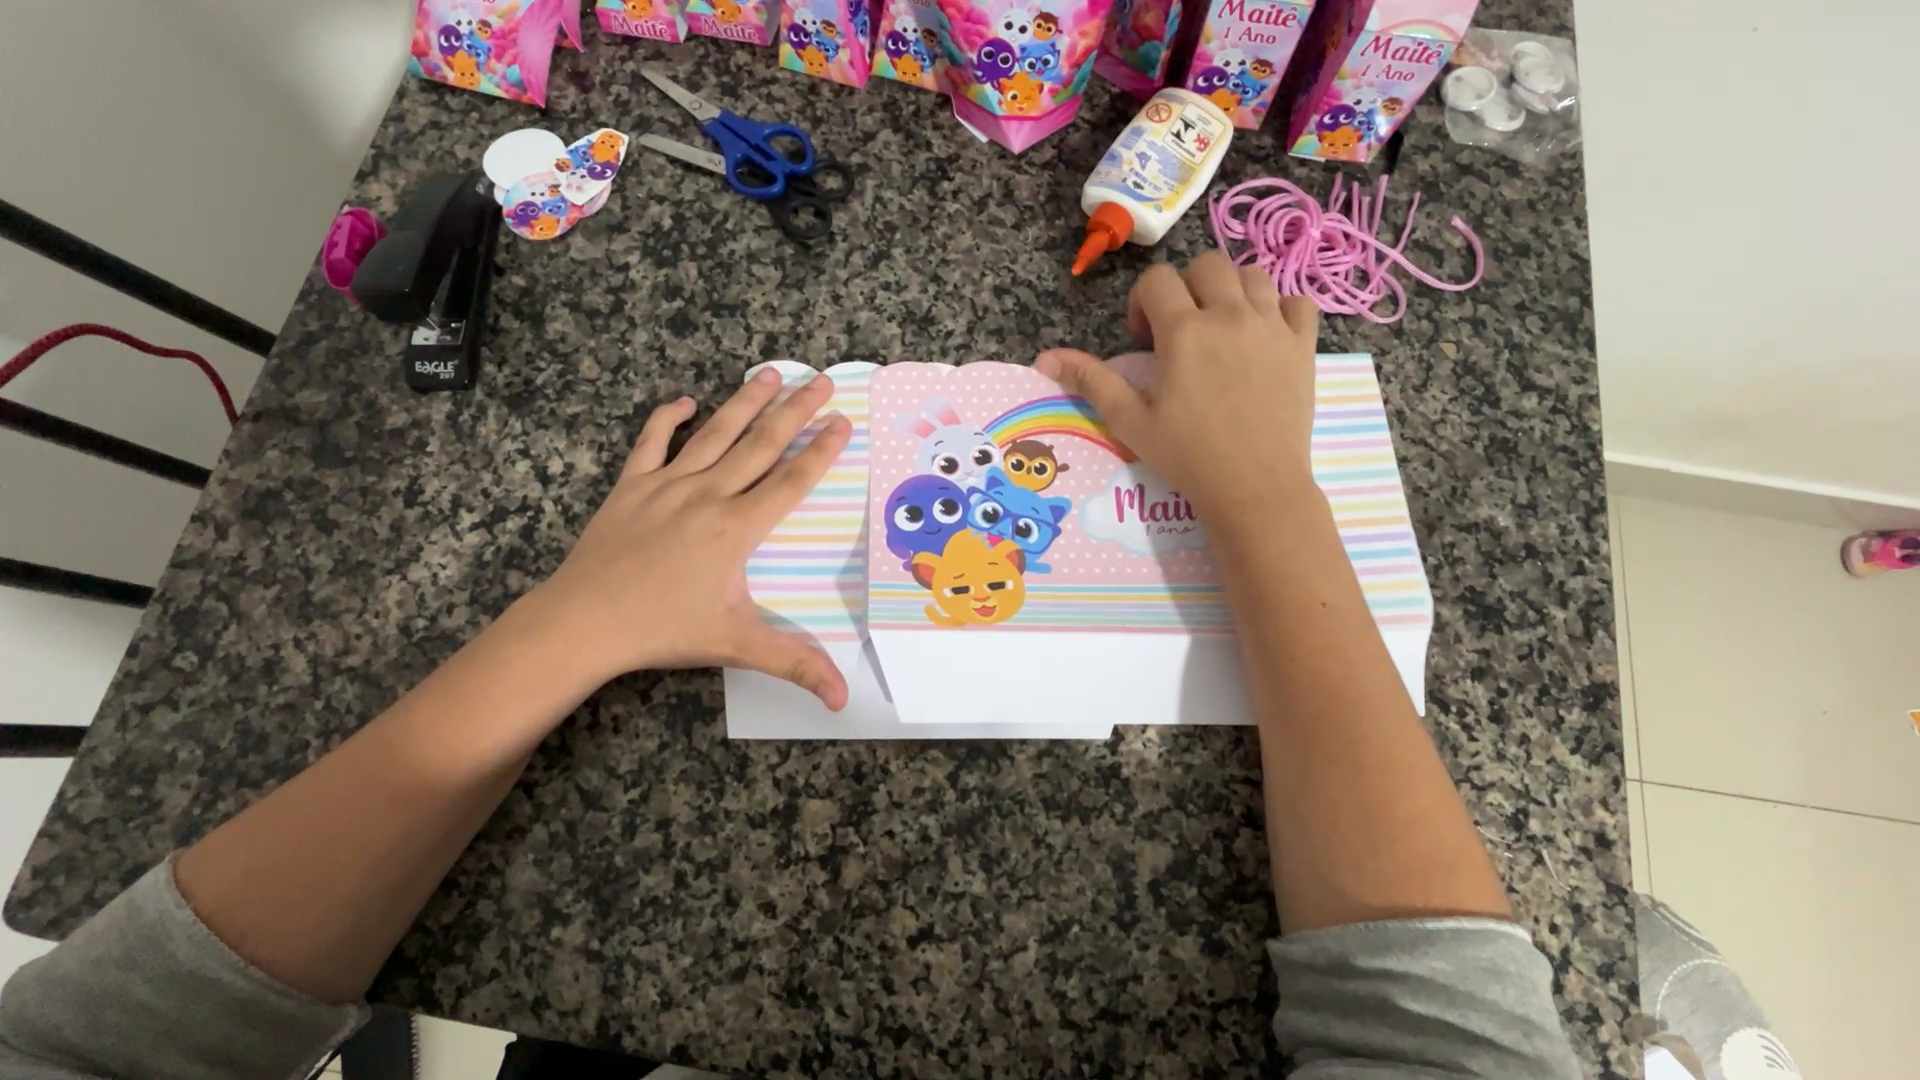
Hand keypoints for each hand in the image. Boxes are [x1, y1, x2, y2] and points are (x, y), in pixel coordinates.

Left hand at [526, 369, 852, 708]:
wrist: (584, 621)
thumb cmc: (664, 630)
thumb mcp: (737, 644)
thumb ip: (794, 662)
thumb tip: (842, 697)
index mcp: (738, 528)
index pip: (791, 481)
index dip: (821, 451)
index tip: (842, 421)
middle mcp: (709, 495)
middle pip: (761, 444)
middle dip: (796, 410)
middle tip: (821, 380)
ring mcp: (667, 485)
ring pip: (715, 434)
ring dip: (744, 401)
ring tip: (770, 373)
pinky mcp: (631, 486)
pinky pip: (651, 442)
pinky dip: (667, 418)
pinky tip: (684, 400)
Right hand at [1034, 252, 1319, 522]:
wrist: (1254, 487)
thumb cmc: (1187, 456)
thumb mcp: (1129, 421)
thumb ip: (1090, 380)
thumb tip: (1045, 359)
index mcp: (1184, 331)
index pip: (1157, 280)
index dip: (1142, 303)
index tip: (1145, 341)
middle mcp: (1230, 316)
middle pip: (1207, 265)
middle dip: (1187, 288)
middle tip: (1181, 330)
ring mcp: (1273, 327)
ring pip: (1253, 275)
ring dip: (1230, 292)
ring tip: (1222, 328)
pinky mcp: (1303, 344)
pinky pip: (1297, 300)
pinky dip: (1279, 307)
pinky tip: (1265, 335)